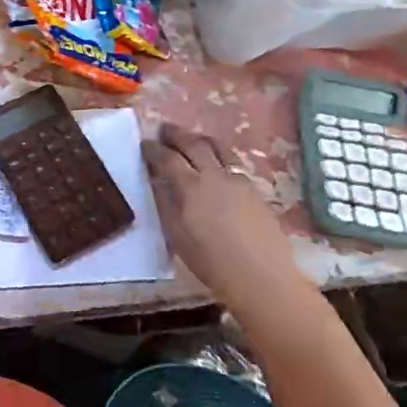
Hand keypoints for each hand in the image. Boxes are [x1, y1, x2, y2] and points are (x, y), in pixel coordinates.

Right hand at [143, 124, 312, 304]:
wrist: (262, 277)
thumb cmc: (211, 261)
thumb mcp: (177, 234)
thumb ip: (167, 203)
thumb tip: (159, 183)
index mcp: (191, 186)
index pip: (168, 158)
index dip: (154, 149)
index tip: (145, 144)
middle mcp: (215, 176)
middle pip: (194, 144)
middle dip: (177, 135)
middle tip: (165, 130)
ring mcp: (239, 181)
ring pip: (219, 148)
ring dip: (201, 140)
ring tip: (193, 140)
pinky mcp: (256, 191)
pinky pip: (234, 164)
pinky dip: (220, 157)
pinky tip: (217, 167)